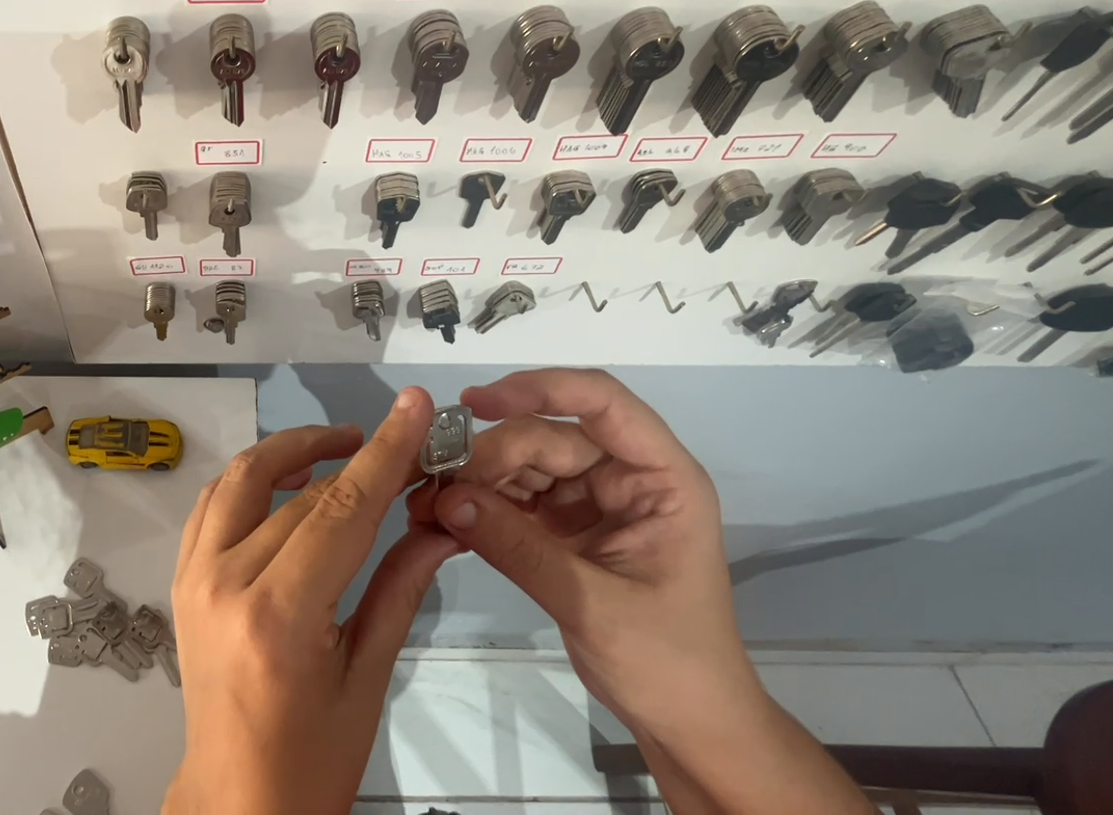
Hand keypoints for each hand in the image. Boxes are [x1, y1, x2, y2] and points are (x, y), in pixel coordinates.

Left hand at [164, 388, 462, 814]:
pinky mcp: (182, 578)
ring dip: (292, 451)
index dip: (384, 454)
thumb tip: (442, 520)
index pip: (340, 510)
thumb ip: (401, 587)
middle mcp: (225, 582)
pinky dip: (249, 479)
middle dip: (356, 458)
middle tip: (396, 442)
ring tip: (342, 447)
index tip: (413, 408)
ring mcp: (194, 576)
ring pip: (242, 480)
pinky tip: (286, 478)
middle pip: (298, 493)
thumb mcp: (367, 676)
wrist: (235, 797)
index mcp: (278, 615)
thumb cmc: (312, 755)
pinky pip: (213, 504)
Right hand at [408, 369, 762, 739]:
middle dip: (489, 456)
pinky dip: (478, 505)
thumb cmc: (668, 662)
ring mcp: (590, 499)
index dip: (541, 388)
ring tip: (427, 504)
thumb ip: (519, 548)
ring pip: (522, 463)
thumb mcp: (593, 604)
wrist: (684, 722)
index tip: (476, 403)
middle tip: (434, 486)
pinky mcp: (562, 525)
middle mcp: (623, 476)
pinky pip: (513, 497)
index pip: (602, 403)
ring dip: (475, 479)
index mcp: (659, 478)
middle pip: (546, 437)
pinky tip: (444, 517)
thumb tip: (447, 498)